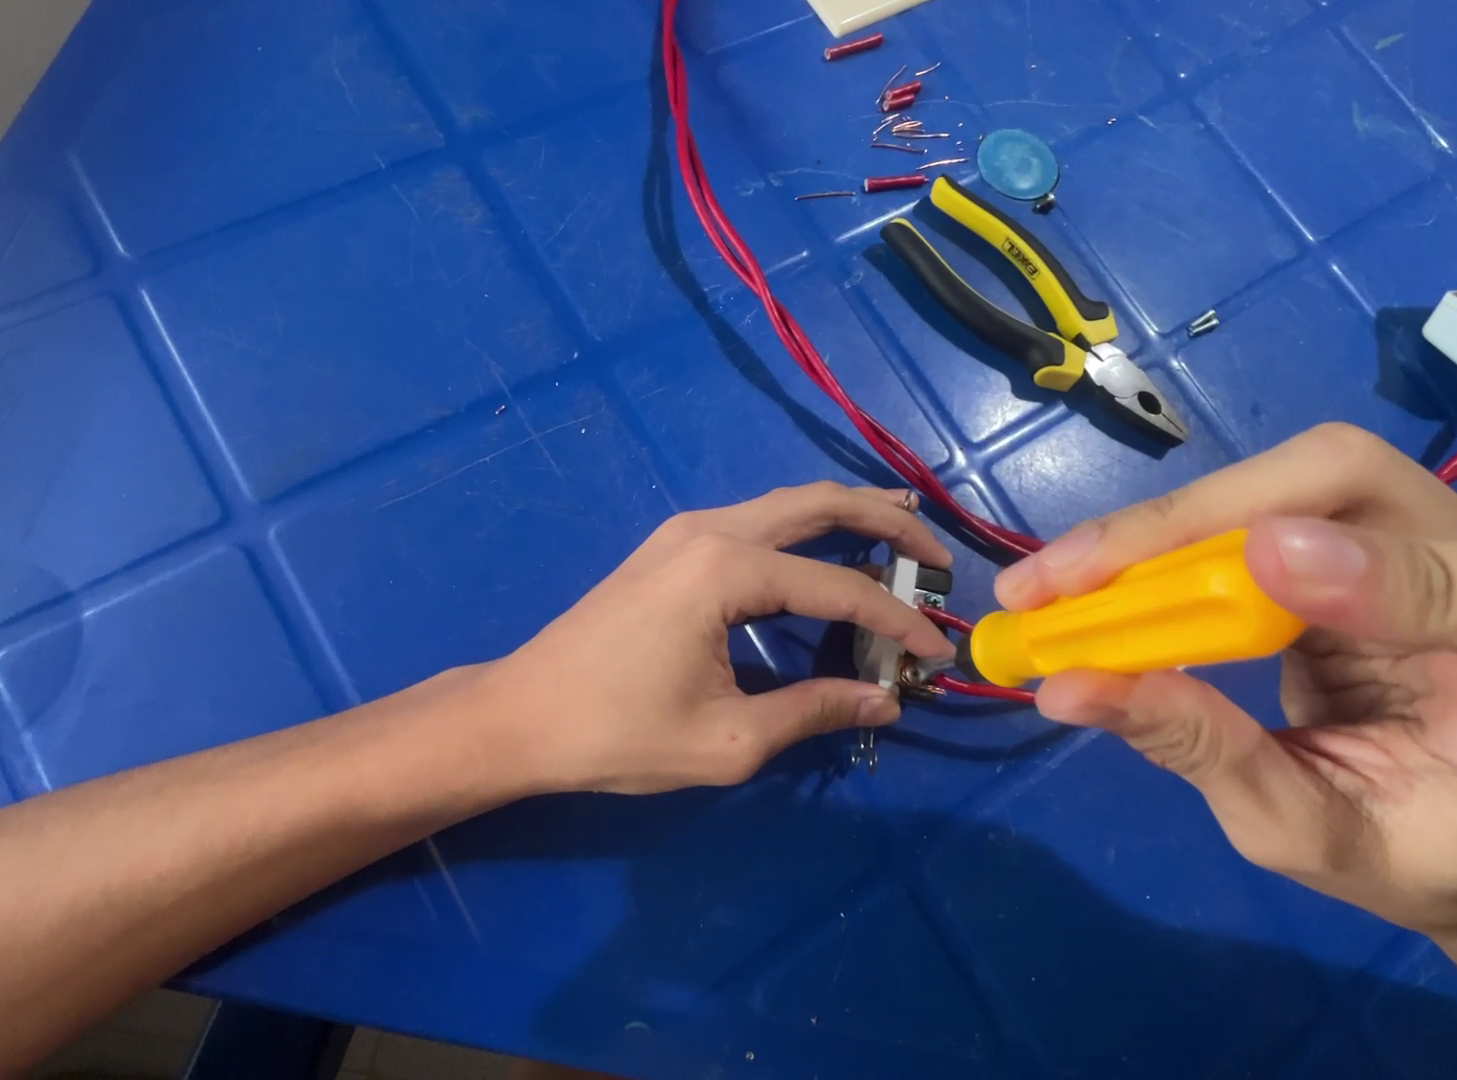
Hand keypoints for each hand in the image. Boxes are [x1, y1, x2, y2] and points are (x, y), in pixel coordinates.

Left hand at [483, 482, 954, 795]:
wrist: (518, 715)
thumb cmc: (615, 734)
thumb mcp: (726, 740)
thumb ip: (814, 710)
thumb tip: (888, 699)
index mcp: (725, 570)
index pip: (838, 587)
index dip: (897, 619)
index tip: (936, 650)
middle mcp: (711, 529)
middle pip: (820, 503)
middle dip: (889, 521)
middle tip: (939, 554)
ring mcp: (688, 529)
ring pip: (790, 503)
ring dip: (851, 515)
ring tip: (905, 537)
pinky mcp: (675, 544)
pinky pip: (761, 521)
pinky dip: (810, 530)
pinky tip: (833, 551)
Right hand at [996, 424, 1456, 938]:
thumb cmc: (1421, 851)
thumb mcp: (1312, 837)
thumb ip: (1211, 758)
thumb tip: (1070, 685)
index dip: (1419, 573)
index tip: (1272, 574)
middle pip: (1340, 482)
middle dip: (1180, 528)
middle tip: (1055, 587)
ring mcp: (1421, 530)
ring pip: (1271, 481)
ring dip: (1142, 533)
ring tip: (1038, 590)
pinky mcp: (1344, 530)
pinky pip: (1238, 510)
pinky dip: (1149, 544)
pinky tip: (1081, 580)